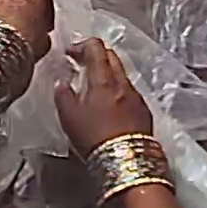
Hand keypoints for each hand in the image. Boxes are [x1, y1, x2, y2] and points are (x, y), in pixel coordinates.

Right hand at [54, 38, 151, 154]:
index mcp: (103, 79)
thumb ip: (63, 95)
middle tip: (82, 65)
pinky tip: (111, 107)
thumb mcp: (69, 117)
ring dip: (108, 74)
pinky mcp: (144, 111)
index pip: (96, 47)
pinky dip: (118, 91)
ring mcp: (136, 96)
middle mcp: (122, 82)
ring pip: (122, 74)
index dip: (82, 45)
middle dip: (96, 55)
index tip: (70, 54)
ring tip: (95, 88)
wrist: (128, 162)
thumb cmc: (94, 138)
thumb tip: (62, 82)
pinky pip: (129, 92)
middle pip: (112, 56)